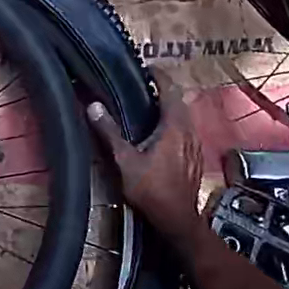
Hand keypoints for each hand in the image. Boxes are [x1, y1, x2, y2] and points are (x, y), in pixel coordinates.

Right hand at [86, 67, 205, 240]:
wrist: (176, 219)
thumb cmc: (151, 189)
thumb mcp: (124, 160)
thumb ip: (109, 132)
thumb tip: (93, 106)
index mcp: (174, 126)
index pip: (170, 91)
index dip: (160, 76)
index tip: (148, 68)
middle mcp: (189, 131)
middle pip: (179, 101)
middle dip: (164, 90)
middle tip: (145, 85)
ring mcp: (195, 145)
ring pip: (185, 116)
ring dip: (170, 107)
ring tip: (151, 106)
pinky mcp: (195, 157)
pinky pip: (187, 130)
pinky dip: (175, 123)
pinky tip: (162, 132)